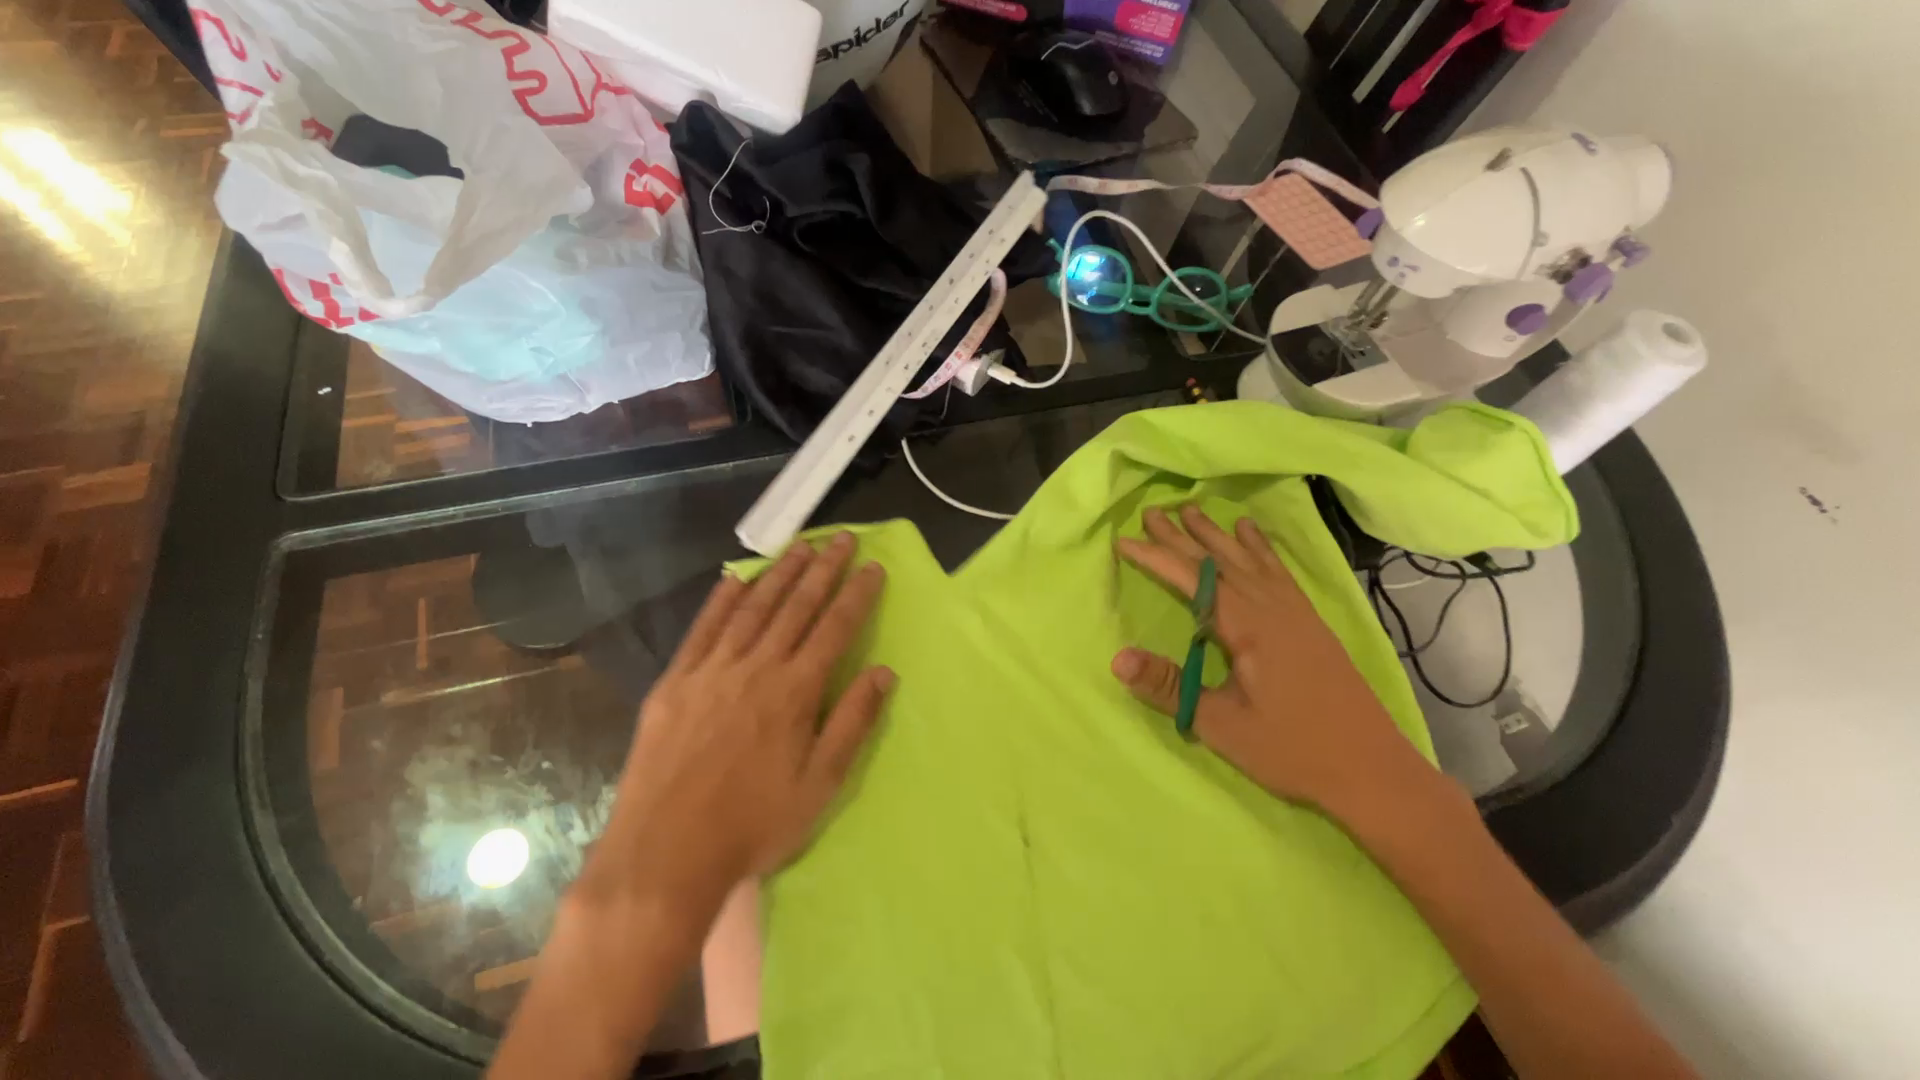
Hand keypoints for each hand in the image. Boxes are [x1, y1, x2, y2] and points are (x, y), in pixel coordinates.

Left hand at [580, 532, 893, 923]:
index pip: (834, 629)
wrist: (666, 852)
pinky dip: (722, 599)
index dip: (857, 595)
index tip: (873, 566)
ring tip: (801, 547)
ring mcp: (709, 671)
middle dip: (822, 570)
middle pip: (795, 607)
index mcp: (794, 692)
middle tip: (841, 538)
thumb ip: (852, 723)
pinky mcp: (674, 682)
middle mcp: (754, 668)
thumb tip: (884, 672)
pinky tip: (735, 578)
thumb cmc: (754, 825)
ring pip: (751, 609)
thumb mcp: (819, 785)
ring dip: (779, 574)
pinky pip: (703, 628)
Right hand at [1111, 506, 1435, 823]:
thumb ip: (1169, 688)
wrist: (1372, 769)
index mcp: (1250, 628)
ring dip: (1219, 535)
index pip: (1194, 582)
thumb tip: (1117, 658)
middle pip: (1221, 562)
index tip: (1123, 541)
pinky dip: (1261, 548)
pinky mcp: (1310, 624)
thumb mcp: (1222, 725)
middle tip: (1152, 511)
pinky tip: (1252, 534)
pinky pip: (1279, 572)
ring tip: (1194, 509)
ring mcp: (1297, 613)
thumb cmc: (1292, 750)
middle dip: (1183, 537)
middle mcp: (1274, 609)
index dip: (1157, 559)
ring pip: (1250, 561)